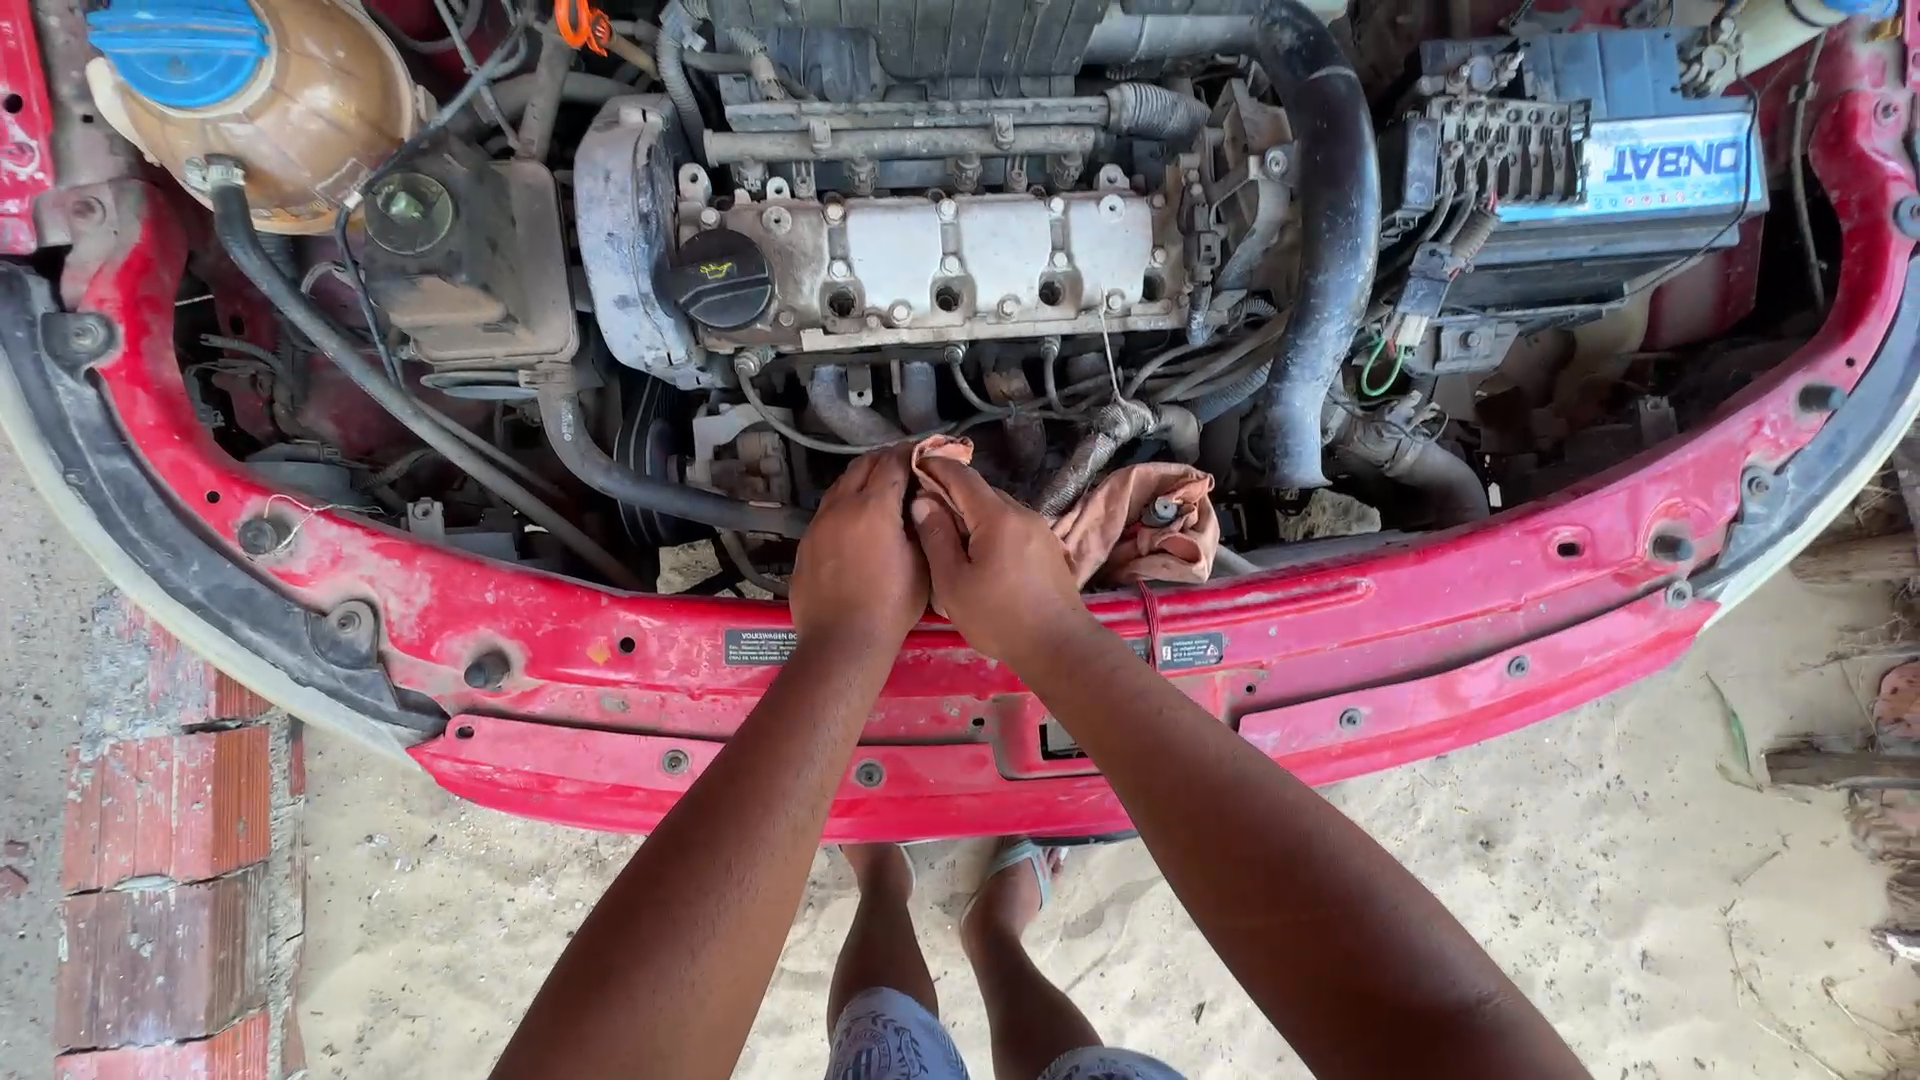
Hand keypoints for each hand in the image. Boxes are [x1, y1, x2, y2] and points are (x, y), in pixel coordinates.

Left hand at [789, 445, 928, 652]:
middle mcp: (841, 506)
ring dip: (863, 478)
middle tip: (906, 466)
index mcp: (873, 507)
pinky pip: (828, 509)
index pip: (893, 462)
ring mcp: (818, 523)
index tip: (925, 453)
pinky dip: (846, 501)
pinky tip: (857, 518)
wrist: (842, 642)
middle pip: (863, 465)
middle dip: (886, 460)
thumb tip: (920, 503)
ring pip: (841, 484)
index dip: (911, 453)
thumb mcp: (922, 564)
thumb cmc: (891, 606)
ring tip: (882, 488)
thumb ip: (922, 526)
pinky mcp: (806, 542)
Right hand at [910, 456, 1095, 665]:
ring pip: (998, 510)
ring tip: (950, 537)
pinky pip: (1013, 527)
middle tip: (924, 511)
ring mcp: (1040, 530)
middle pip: (982, 492)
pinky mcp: (1049, 548)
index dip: (936, 466)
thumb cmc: (999, 618)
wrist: (1059, 646)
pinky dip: (991, 529)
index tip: (913, 465)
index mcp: (997, 517)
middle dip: (952, 494)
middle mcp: (1022, 514)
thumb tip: (923, 501)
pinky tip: (980, 554)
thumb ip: (936, 537)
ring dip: (973, 514)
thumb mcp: (953, 583)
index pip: (962, 476)